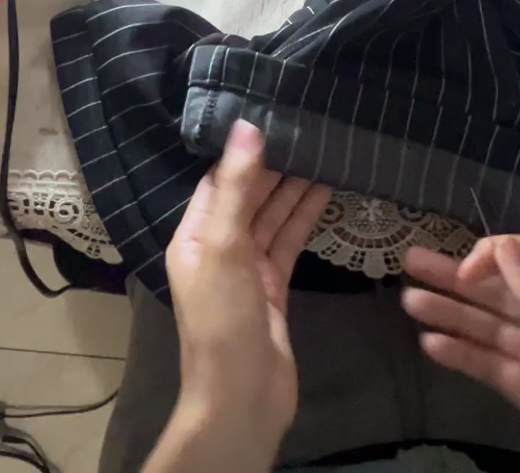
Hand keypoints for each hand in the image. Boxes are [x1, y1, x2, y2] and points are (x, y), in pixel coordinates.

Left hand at [145, 120, 331, 472]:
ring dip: (293, 189)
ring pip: (271, 218)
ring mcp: (247, 268)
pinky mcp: (273, 287)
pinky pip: (288, 242)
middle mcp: (218, 247)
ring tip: (321, 152)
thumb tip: (246, 127)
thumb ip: (238, 187)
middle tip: (305, 131)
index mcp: (194, 235)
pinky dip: (304, 218)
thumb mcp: (226, 246)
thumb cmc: (224, 320)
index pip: (218, 181)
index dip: (242, 153)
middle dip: (273, 167)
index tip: (270, 119)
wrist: (243, 401)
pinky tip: (325, 193)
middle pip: (247, 196)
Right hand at [402, 236, 519, 472]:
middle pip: (500, 291)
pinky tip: (432, 346)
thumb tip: (505, 248)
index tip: (465, 269)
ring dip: (451, 314)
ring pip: (488, 328)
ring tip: (410, 302)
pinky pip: (491, 369)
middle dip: (458, 277)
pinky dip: (462, 357)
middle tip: (412, 262)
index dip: (494, 256)